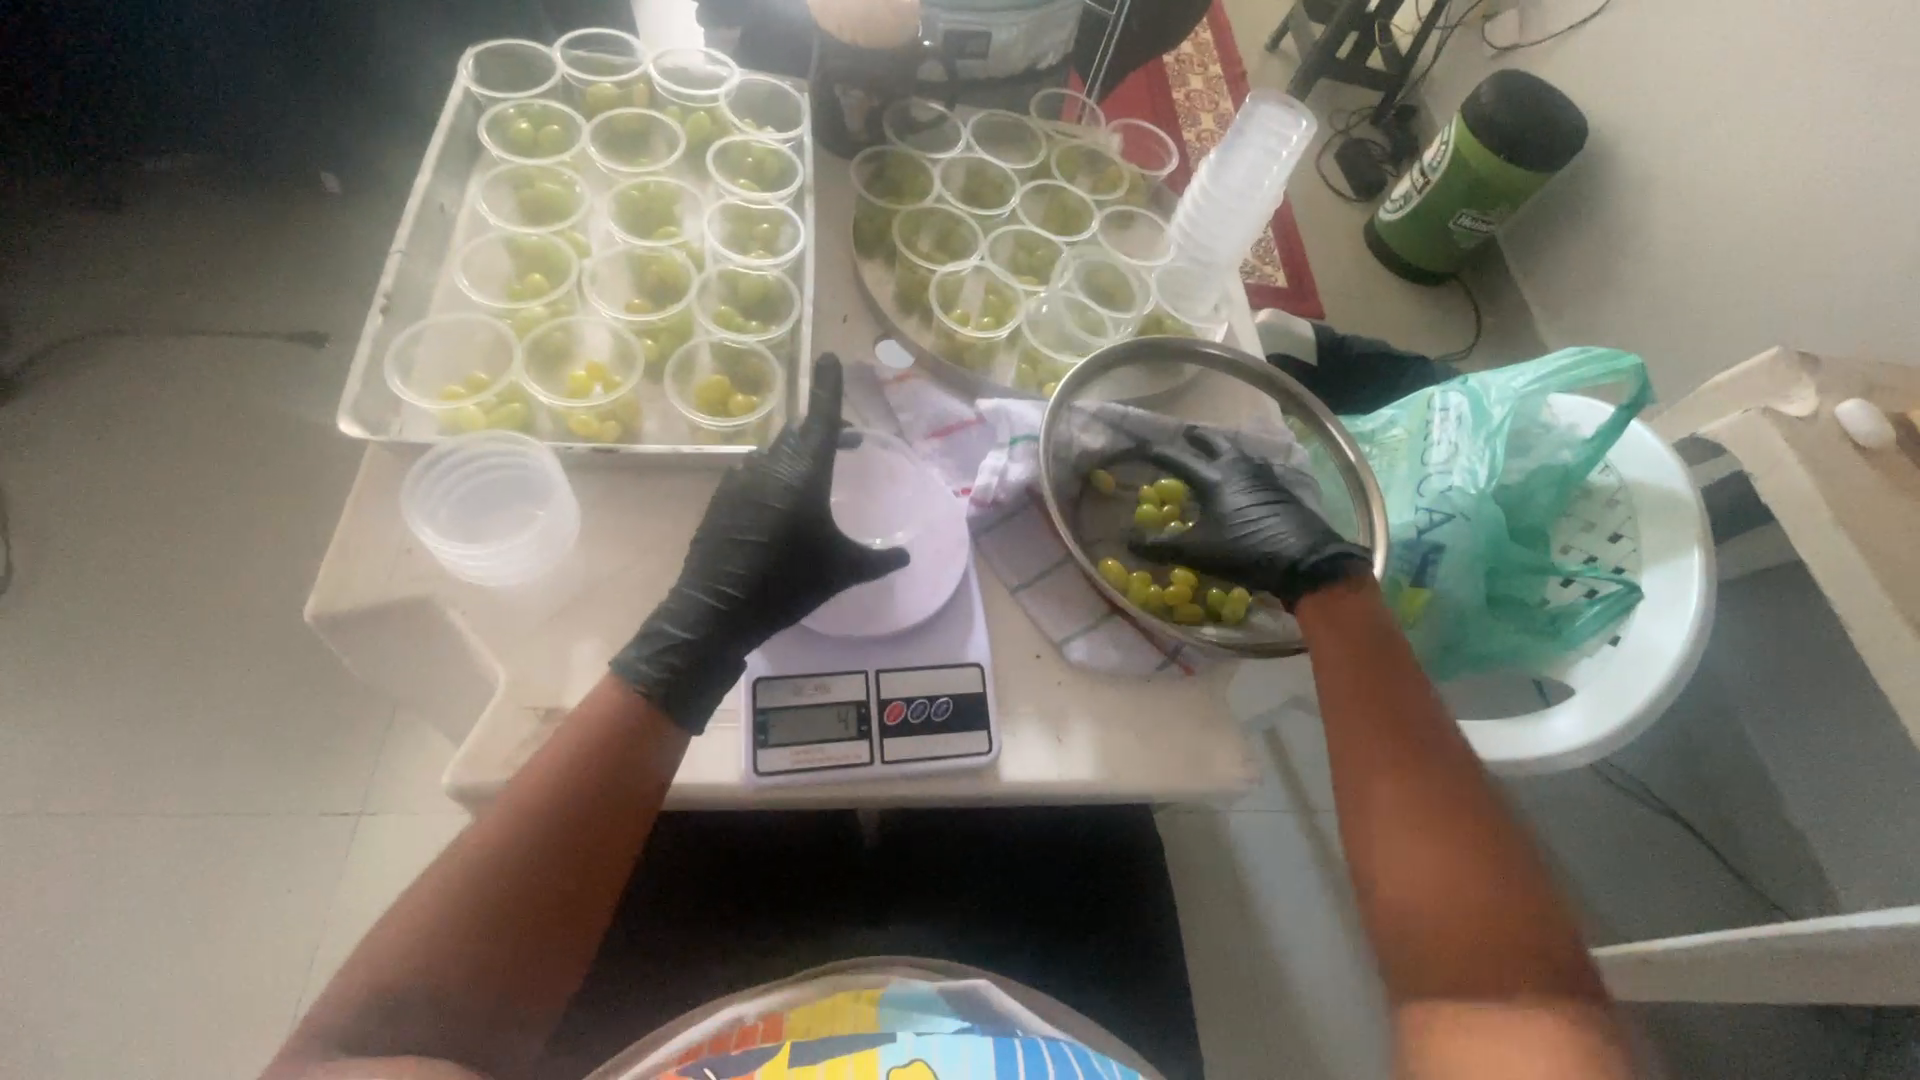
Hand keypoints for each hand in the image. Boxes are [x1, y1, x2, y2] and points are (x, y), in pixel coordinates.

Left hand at [611, 354, 909, 732]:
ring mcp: (740, 481)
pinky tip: (779, 506)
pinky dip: (772, 477)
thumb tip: (905, 557)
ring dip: (797, 455)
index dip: (828, 386)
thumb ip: (878, 560)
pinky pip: (753, 475)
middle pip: (799, 434)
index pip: (820, 418)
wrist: (717, 610)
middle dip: (824, 430)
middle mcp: (770, 467)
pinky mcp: (721, 499)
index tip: (830, 357)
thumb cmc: (788, 585)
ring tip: (814, 476)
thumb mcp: (842, 572)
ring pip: (774, 454)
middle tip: (846, 441)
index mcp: (804, 475)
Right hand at [1128, 426, 1371, 611]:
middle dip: (1196, 437)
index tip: (1138, 447)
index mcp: (1213, 478)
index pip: (1176, 458)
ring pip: (1237, 452)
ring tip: (1213, 452)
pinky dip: (1241, 465)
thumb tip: (1128, 542)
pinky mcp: (1280, 488)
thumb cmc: (1245, 551)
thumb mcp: (1197, 552)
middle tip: (1184, 436)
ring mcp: (1263, 476)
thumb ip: (1161, 546)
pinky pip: (1255, 467)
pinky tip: (1243, 477)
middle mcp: (1237, 468)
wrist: (1305, 559)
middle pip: (1213, 442)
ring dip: (1221, 448)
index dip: (1154, 452)